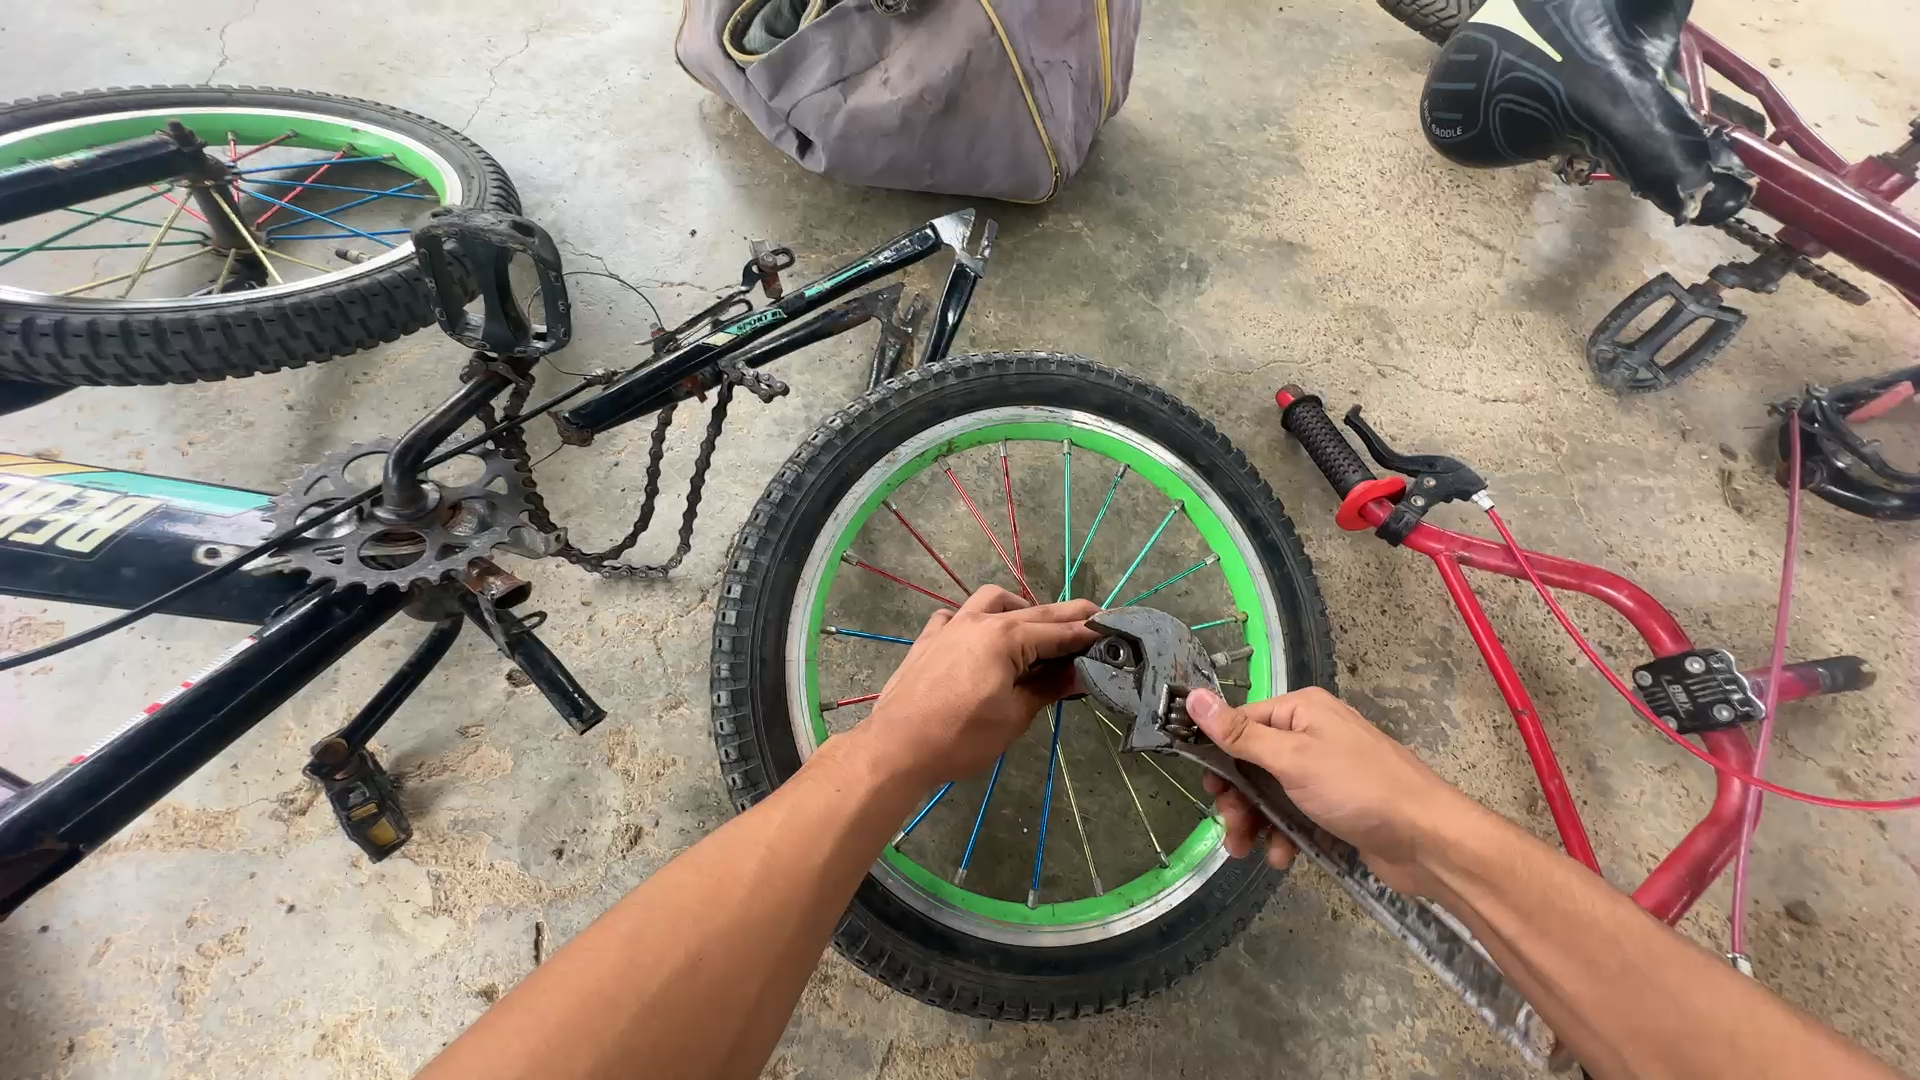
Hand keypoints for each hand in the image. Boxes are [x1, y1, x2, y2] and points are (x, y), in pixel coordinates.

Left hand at [853, 586, 1100, 788]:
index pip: (1058, 631)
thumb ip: (1048, 687)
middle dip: (1065, 615)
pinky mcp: (929, 638)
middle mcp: (979, 620)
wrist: (897, 746)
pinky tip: (979, 638)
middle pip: (1033, 612)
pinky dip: (975, 619)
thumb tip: (1080, 672)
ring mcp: (950, 625)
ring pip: (991, 600)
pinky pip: (957, 615)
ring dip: (1018, 607)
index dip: (1087, 631)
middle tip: (1094, 618)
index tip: (1113, 629)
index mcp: (1005, 637)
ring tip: (1034, 628)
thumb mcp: (1014, 716)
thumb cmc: (961, 737)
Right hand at [1188, 686, 1471, 894]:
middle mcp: (1310, 734)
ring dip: (1254, 822)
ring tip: (1246, 851)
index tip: (1204, 785)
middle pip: (1252, 762)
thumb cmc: (1358, 788)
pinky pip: (1293, 815)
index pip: (1241, 722)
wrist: (1431, 842)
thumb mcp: (1292, 758)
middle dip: (1237, 797)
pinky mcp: (1334, 807)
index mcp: (1300, 711)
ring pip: (1269, 793)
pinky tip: (1282, 857)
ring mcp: (1323, 772)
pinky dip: (1282, 835)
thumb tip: (1192, 696)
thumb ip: (1239, 734)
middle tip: (1230, 824)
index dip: (1218, 753)